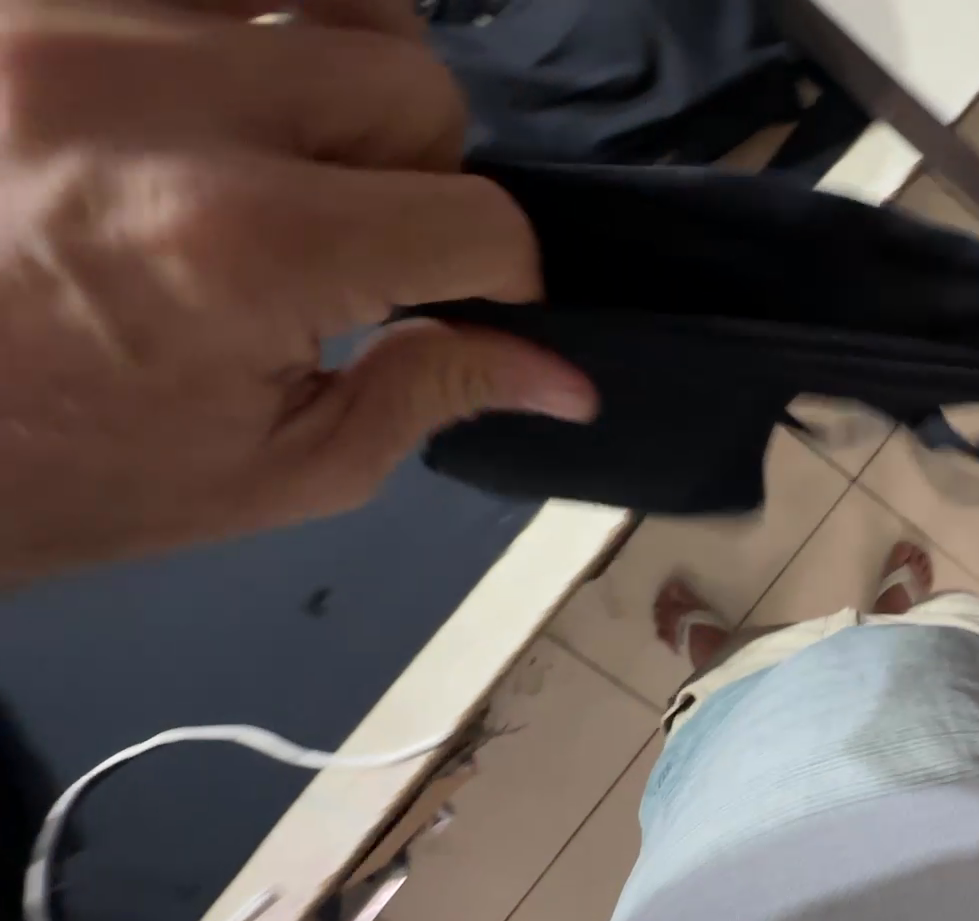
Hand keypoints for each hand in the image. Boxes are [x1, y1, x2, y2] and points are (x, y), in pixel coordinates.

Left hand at [0, 0, 595, 585]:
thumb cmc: (77, 466)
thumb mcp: (294, 461)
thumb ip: (442, 390)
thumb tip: (572, 381)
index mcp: (237, 246)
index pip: (480, 223)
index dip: (510, 275)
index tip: (483, 304)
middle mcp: (145, 95)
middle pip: (421, 91)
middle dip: (433, 175)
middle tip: (372, 240)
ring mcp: (57, 14)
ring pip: (344, 0)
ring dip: (364, 82)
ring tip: (312, 151)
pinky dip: (276, 22)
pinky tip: (248, 88)